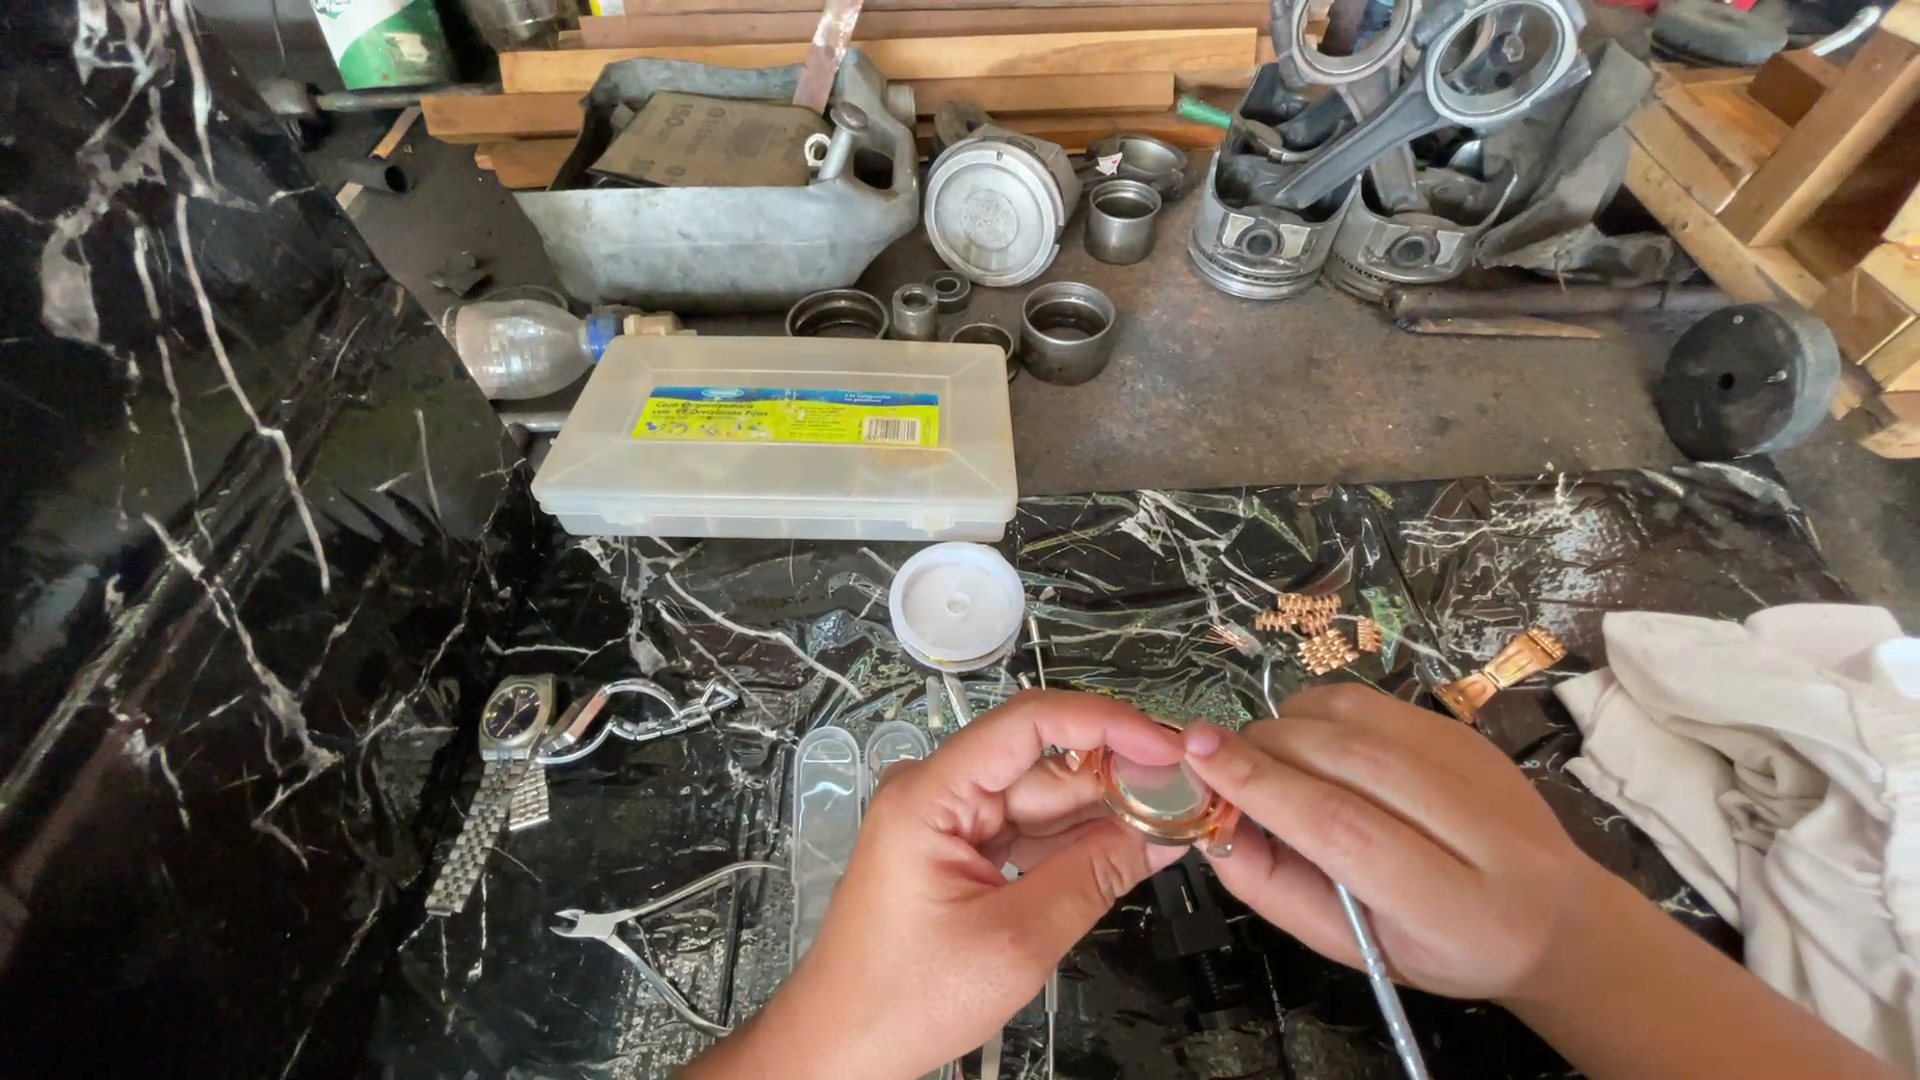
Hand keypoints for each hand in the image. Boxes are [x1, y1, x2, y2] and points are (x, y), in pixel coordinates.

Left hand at [690, 690, 1188, 1079]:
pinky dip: (1075, 838)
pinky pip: (1027, 828)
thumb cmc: (911, 998)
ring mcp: (949, 816)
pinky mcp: (960, 844)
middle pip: (1039, 761)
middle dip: (1114, 773)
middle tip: (1187, 789)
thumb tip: (1163, 834)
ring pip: (1040, 795)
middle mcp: (939, 788)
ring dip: (1102, 808)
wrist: (840, 1046)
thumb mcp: (1015, 942)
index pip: (1027, 723)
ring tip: (1172, 815)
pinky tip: (1128, 841)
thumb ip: (1092, 878)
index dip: (1102, 723)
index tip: (1165, 746)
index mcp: (932, 792)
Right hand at [1181, 684, 1602, 1001]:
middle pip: (1351, 761)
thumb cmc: (1436, 946)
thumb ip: (1272, 886)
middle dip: (1265, 747)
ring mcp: (1480, 768)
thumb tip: (1208, 822)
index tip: (1197, 751)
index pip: (1344, 829)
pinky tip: (1306, 738)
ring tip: (1268, 753)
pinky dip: (1314, 708)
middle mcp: (1485, 832)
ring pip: (1358, 718)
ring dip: (1286, 723)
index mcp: (1455, 910)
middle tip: (1222, 757)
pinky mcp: (1465, 731)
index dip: (1262, 784)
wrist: (1551, 919)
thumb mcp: (1348, 946)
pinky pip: (1367, 700)